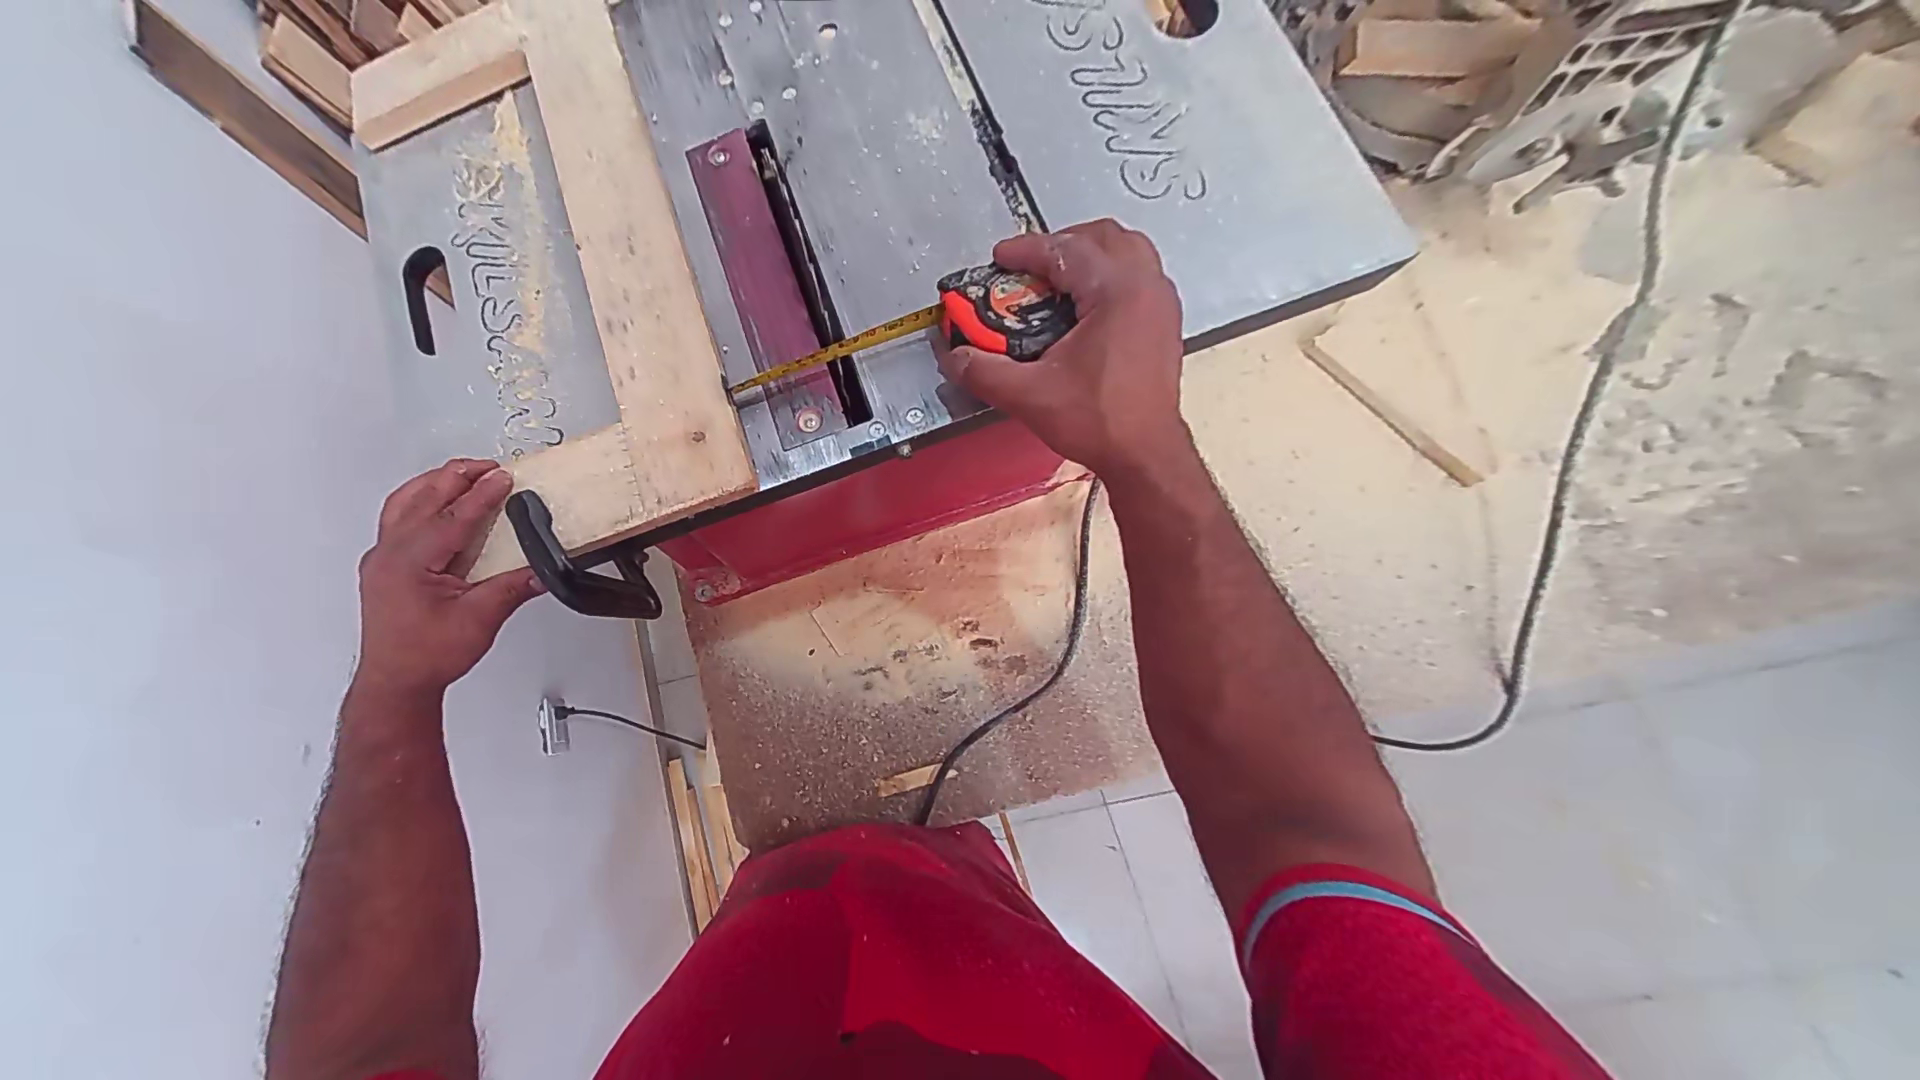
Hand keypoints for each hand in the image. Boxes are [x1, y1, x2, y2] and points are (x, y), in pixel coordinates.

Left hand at [351, 459, 545, 701]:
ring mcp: (383, 559)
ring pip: (404, 505)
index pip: (452, 518)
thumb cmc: (428, 653)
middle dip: (456, 478)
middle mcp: (389, 555)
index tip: (504, 478)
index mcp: (409, 563)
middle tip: (487, 466)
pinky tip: (438, 502)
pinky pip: (399, 519)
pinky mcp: (387, 566)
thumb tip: (542, 568)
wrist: (397, 680)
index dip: (481, 495)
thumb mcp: (481, 618)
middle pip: (422, 501)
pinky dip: (421, 500)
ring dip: (435, 484)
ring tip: (464, 474)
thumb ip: (513, 587)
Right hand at [936, 220, 1189, 478]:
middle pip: (1102, 236)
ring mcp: (1162, 306)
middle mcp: (1147, 289)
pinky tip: (1084, 307)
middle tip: (1030, 267)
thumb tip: (957, 357)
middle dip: (1061, 243)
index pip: (1064, 249)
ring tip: (1057, 281)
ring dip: (1089, 255)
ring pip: (1127, 251)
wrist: (1144, 455)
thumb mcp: (1029, 395)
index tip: (1002, 259)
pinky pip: (1139, 278)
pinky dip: (1110, 277)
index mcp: (1117, 292)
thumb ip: (984, 371)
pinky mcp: (1164, 325)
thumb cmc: (1105, 424)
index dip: (1025, 251)